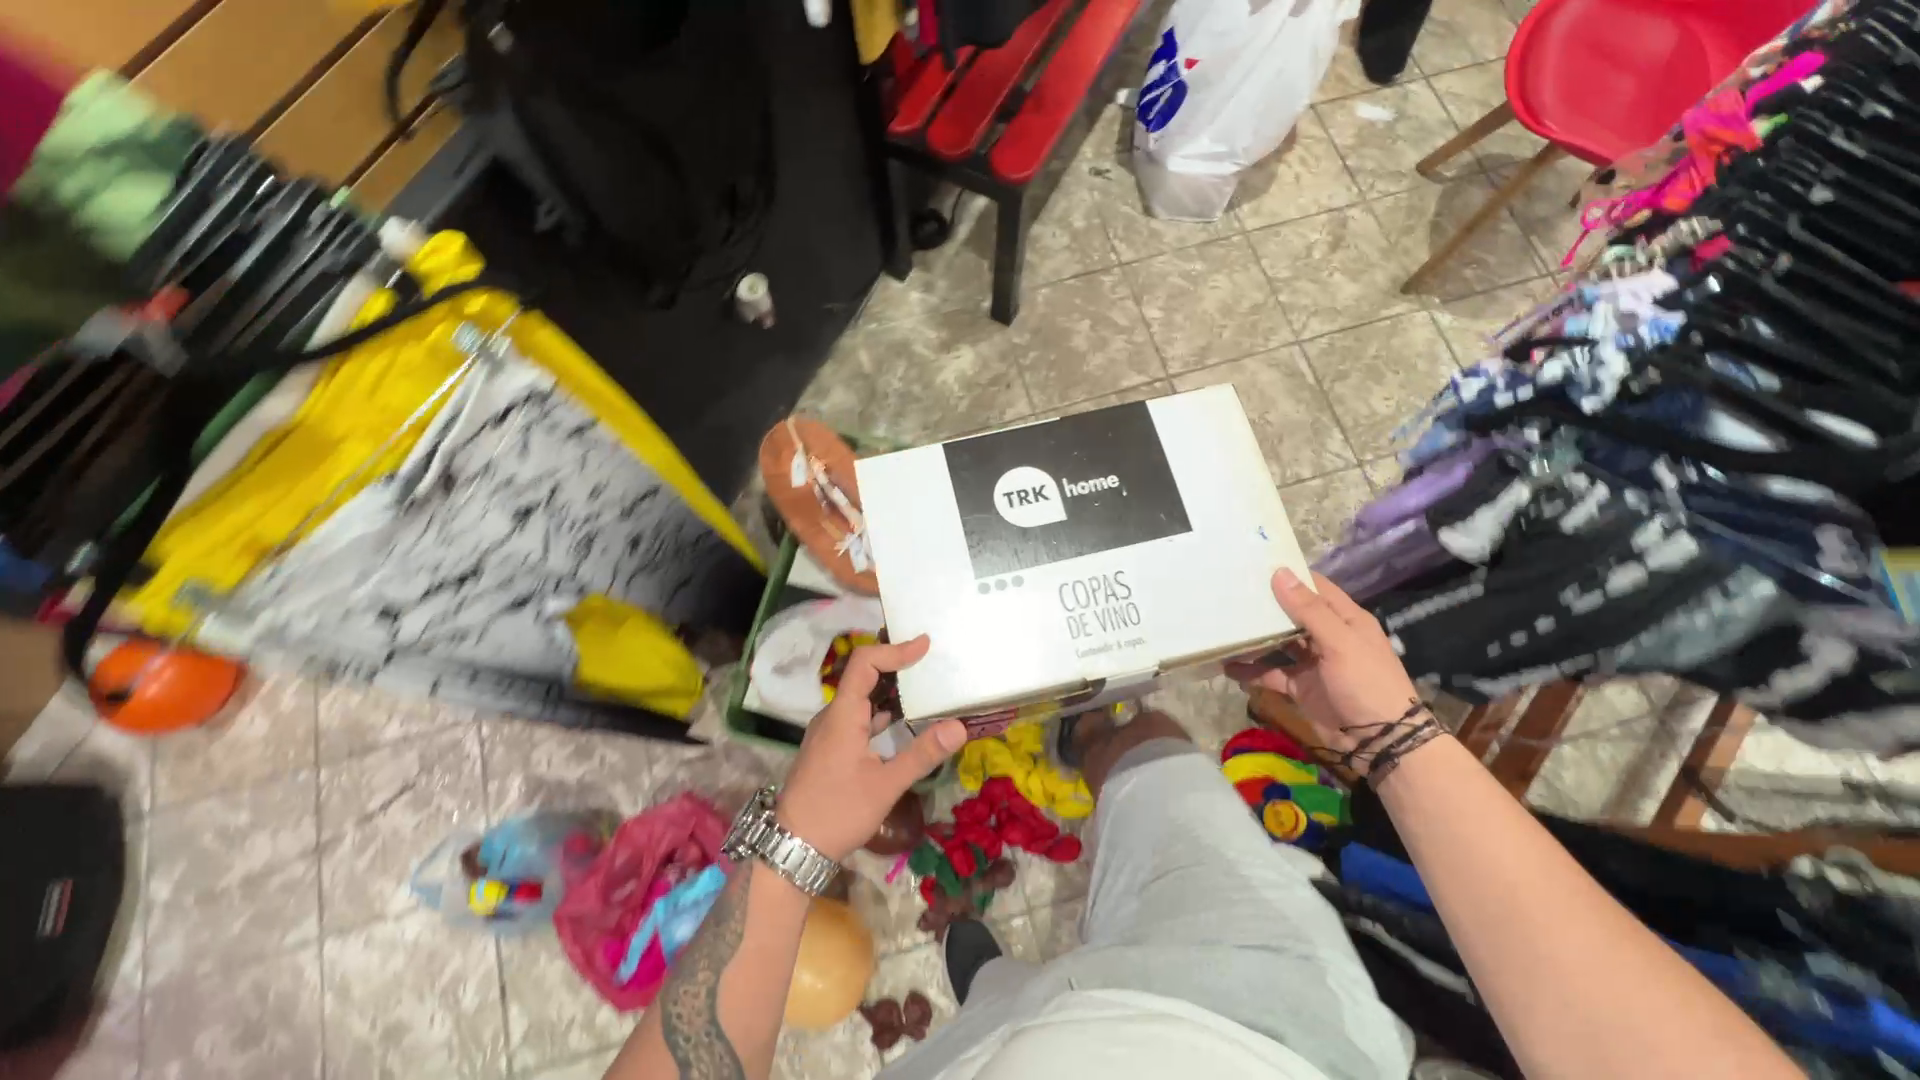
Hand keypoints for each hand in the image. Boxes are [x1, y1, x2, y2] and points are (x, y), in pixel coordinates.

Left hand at [776, 635, 967, 861]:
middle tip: (931, 662)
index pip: (865, 664)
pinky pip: (858, 718)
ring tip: (924, 687)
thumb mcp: (886, 786)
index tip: (924, 645)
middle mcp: (832, 716)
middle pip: (863, 676)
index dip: (894, 650)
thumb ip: (922, 755)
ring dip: (889, 691)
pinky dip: (881, 713)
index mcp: (842, 716)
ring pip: (861, 699)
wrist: (793, 846)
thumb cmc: (838, 812)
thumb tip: (959, 727)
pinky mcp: (830, 749)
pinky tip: (903, 724)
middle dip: (896, 665)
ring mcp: (829, 733)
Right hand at [1226, 570, 1424, 764]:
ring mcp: (1313, 663)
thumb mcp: (1340, 642)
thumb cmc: (1366, 683)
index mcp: (1346, 619)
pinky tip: (1228, 667)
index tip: (1255, 566)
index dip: (1290, 576)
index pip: (1316, 588)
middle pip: (1293, 614)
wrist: (1380, 741)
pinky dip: (1252, 671)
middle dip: (1266, 606)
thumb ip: (1309, 610)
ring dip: (1256, 638)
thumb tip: (1279, 573)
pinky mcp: (1301, 687)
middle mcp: (1329, 637)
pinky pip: (1271, 674)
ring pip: (1279, 644)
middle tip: (1230, 594)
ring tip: (1224, 627)